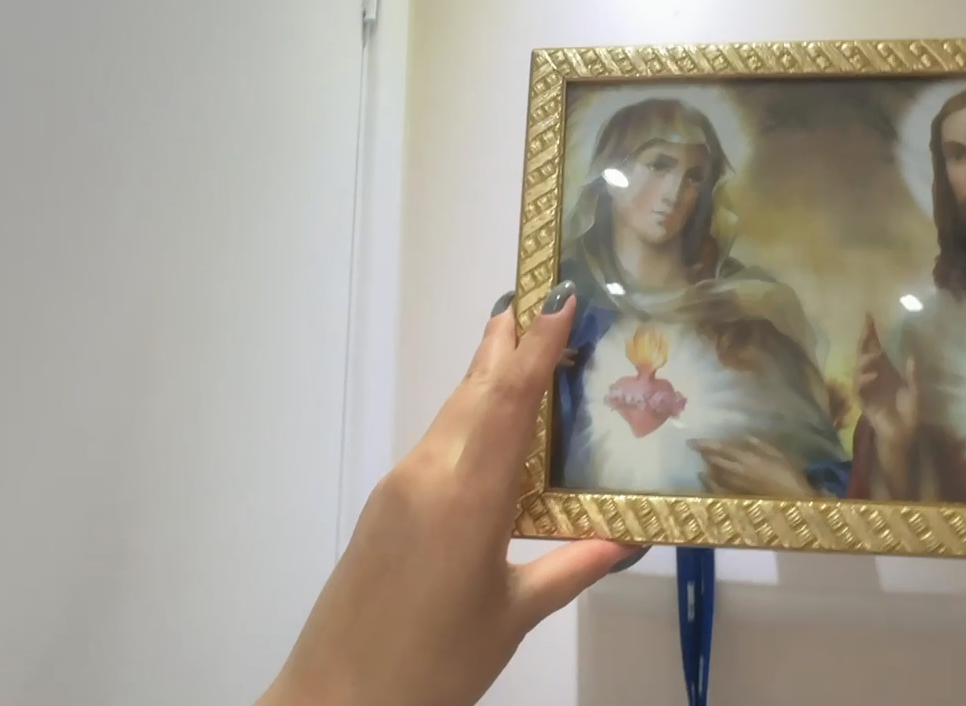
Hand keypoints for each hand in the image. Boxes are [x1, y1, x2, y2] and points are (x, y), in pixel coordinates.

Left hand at [259, 285, 636, 705]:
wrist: (334, 705)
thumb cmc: (437, 664)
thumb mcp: (514, 616)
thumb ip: (573, 568)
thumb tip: (630, 538)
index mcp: (471, 495)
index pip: (509, 400)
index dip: (537, 346)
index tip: (559, 300)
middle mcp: (432, 469)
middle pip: (476, 389)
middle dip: (507, 341)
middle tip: (538, 299)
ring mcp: (402, 480)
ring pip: (455, 409)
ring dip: (488, 373)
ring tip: (519, 343)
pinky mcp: (386, 496)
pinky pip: (439, 438)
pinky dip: (471, 412)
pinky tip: (490, 424)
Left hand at [692, 436, 817, 497]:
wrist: (796, 501)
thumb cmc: (789, 474)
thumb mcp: (777, 454)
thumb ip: (759, 445)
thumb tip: (744, 438)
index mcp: (748, 458)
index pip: (721, 449)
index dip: (705, 445)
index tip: (691, 442)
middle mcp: (738, 472)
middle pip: (715, 463)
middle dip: (705, 456)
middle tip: (699, 451)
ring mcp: (737, 487)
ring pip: (716, 477)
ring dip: (708, 470)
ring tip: (704, 465)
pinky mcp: (740, 499)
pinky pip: (720, 491)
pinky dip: (711, 485)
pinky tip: (707, 481)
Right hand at [854, 318, 920, 444]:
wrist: (903, 435)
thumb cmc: (908, 414)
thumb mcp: (915, 393)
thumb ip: (912, 376)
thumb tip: (910, 356)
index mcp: (885, 371)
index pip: (875, 348)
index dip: (872, 334)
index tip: (869, 317)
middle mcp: (873, 376)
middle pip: (864, 353)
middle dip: (864, 340)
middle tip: (866, 327)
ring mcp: (866, 387)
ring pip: (858, 368)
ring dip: (864, 360)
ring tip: (874, 355)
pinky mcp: (863, 400)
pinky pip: (859, 387)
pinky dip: (864, 379)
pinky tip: (873, 375)